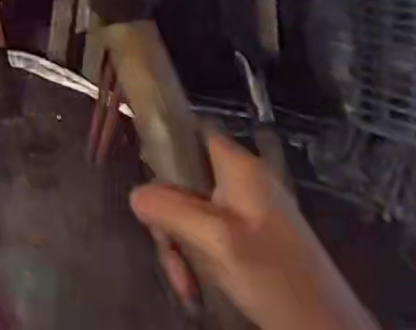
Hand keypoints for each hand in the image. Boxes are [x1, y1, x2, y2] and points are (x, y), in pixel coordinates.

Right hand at [130, 134, 375, 329]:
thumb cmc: (279, 280)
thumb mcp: (217, 240)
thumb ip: (168, 208)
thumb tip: (136, 195)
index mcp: (239, 168)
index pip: (189, 128)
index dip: (160, 139)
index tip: (142, 170)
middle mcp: (243, 182)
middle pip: (181, 177)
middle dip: (165, 213)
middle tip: (166, 247)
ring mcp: (249, 213)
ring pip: (189, 210)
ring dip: (178, 242)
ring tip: (185, 280)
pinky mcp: (252, 242)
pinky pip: (206, 234)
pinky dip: (195, 256)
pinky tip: (196, 285)